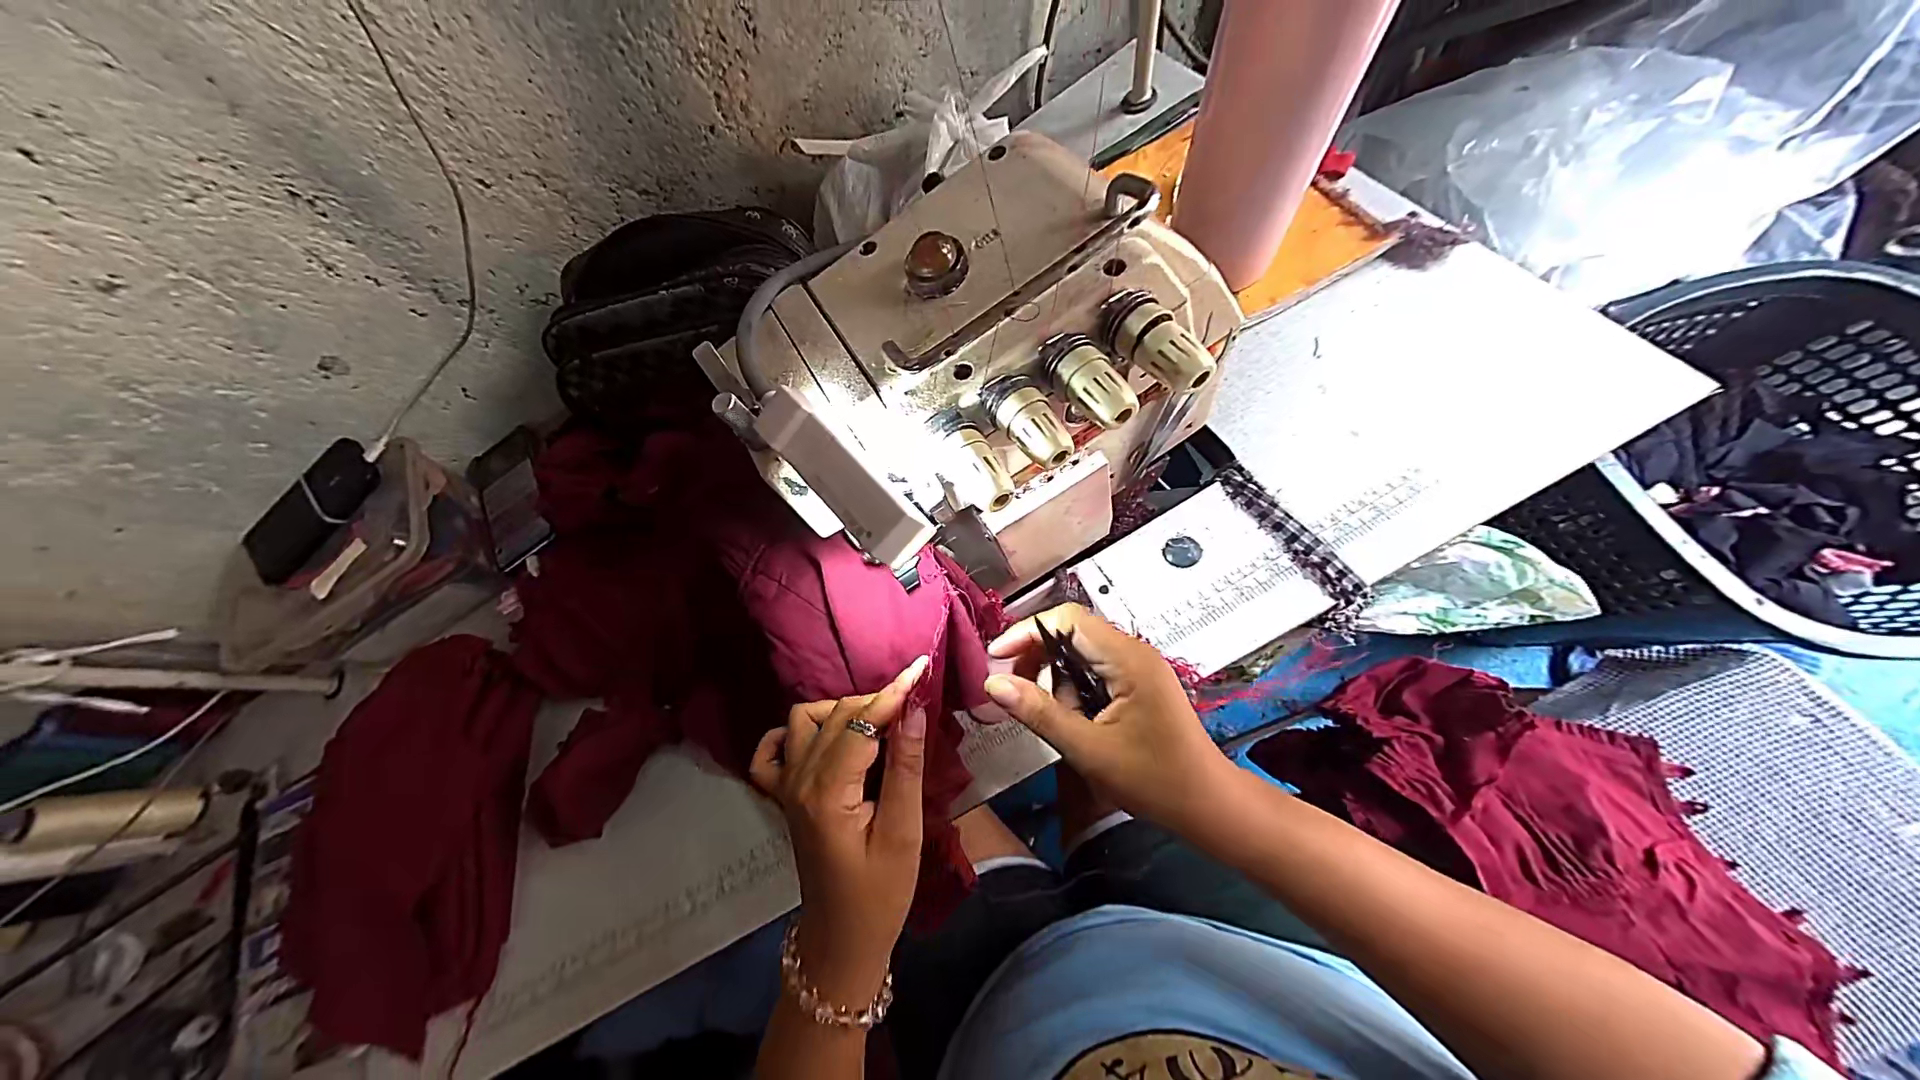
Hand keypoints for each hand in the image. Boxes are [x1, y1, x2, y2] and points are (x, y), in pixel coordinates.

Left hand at [750, 656, 928, 1008]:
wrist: (842, 937)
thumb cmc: (881, 893)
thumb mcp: (904, 832)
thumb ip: (906, 766)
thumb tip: (914, 709)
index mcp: (827, 792)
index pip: (862, 723)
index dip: (894, 693)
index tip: (922, 667)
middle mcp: (798, 781)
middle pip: (836, 716)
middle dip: (877, 700)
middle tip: (915, 702)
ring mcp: (785, 787)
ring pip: (805, 720)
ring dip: (842, 711)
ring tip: (881, 722)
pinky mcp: (784, 796)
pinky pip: (774, 749)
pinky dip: (795, 733)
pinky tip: (825, 737)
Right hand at [984, 605, 1234, 832]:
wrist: (1207, 805)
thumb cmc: (1154, 779)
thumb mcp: (1088, 749)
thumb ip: (1039, 712)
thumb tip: (994, 684)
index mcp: (1128, 659)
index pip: (1067, 619)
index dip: (1026, 633)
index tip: (997, 660)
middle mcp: (1134, 652)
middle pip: (1071, 632)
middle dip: (1036, 656)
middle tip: (1011, 689)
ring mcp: (1139, 667)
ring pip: (1080, 652)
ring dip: (1054, 676)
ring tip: (1045, 713)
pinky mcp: (1138, 683)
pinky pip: (1094, 670)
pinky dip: (1072, 687)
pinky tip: (1068, 717)